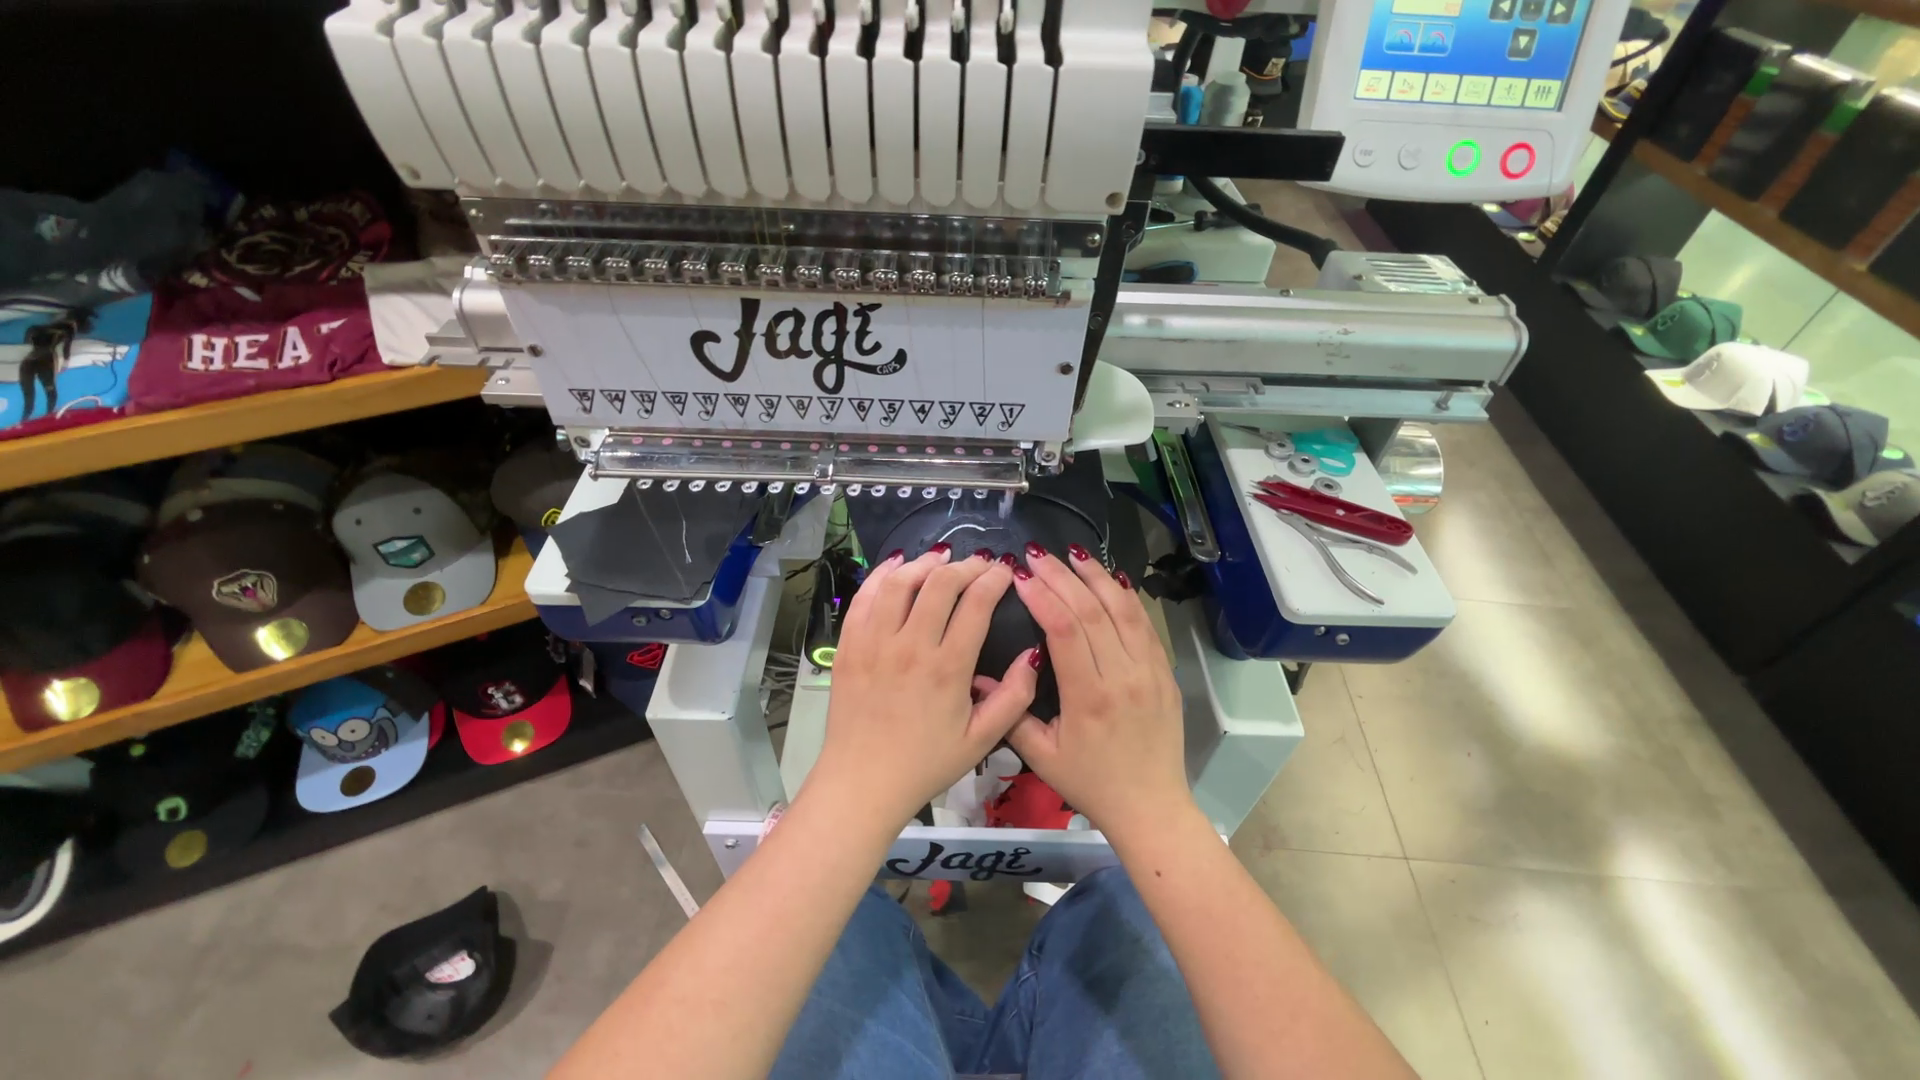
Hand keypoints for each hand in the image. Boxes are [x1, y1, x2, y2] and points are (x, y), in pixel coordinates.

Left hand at [810, 546, 1040, 827]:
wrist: (864, 782)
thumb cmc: (926, 764)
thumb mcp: (982, 739)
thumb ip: (1014, 697)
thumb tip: (1033, 656)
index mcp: (947, 668)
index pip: (976, 604)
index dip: (994, 579)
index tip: (1005, 572)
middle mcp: (910, 647)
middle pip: (939, 584)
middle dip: (966, 566)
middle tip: (979, 564)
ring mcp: (874, 643)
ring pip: (899, 583)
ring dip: (923, 563)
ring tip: (941, 558)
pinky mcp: (849, 647)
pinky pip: (863, 599)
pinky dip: (881, 576)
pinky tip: (896, 567)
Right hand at [1003, 543, 1193, 840]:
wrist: (1151, 806)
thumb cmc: (1090, 783)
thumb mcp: (1042, 758)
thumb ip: (1010, 715)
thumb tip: (978, 678)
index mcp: (1089, 697)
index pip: (1064, 630)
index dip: (1042, 596)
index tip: (1019, 575)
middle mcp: (1123, 676)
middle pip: (1092, 611)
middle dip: (1062, 577)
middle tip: (1036, 554)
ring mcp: (1150, 671)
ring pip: (1123, 610)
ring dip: (1096, 577)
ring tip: (1072, 554)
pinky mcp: (1165, 673)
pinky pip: (1145, 625)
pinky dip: (1127, 598)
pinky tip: (1110, 579)